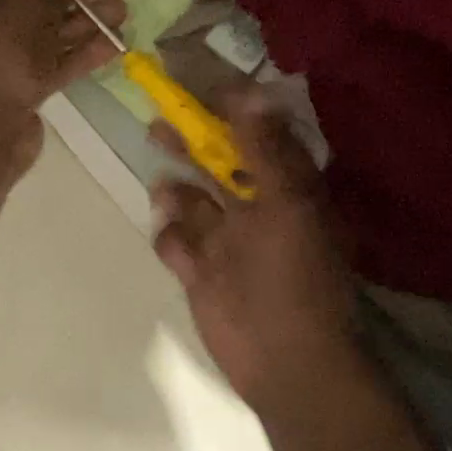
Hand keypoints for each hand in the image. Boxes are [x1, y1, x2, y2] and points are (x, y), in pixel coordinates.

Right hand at [150, 77, 359, 409]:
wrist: (284, 362)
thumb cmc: (294, 278)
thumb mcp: (288, 205)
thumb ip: (266, 151)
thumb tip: (252, 93)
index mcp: (286, 193)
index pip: (256, 140)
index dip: (230, 115)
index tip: (200, 88)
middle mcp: (256, 212)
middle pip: (215, 166)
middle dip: (189, 144)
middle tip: (157, 120)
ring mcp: (225, 244)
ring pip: (191, 202)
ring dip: (175, 191)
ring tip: (165, 189)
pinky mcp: (200, 273)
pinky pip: (175, 242)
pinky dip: (170, 238)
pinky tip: (176, 246)